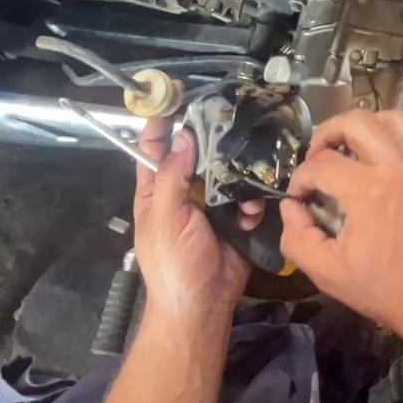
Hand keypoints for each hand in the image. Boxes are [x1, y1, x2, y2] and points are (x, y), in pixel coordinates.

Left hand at [132, 117, 262, 330]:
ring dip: (236, 178)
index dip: (160, 122)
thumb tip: (185, 135)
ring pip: (226, 172)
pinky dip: (251, 202)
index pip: (152, 148)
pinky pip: (246, 196)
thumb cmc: (173, 264)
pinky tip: (249, 215)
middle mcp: (182, 192)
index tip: (175, 96)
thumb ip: (172, 176)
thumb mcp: (165, 218)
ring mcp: (210, 205)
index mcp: (155, 191)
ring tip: (241, 189)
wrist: (202, 306)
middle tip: (232, 127)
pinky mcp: (234, 218)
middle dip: (214, 144)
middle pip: (197, 154)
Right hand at [279, 110, 402, 349]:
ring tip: (353, 145)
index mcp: (368, 192)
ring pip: (394, 117)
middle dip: (327, 132)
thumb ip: (297, 237)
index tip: (298, 195)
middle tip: (318, 155)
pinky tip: (392, 148)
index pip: (321, 164)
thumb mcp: (327, 273)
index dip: (300, 177)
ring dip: (368, 125)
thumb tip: (291, 207)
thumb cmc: (385, 289)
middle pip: (356, 121)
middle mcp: (398, 166)